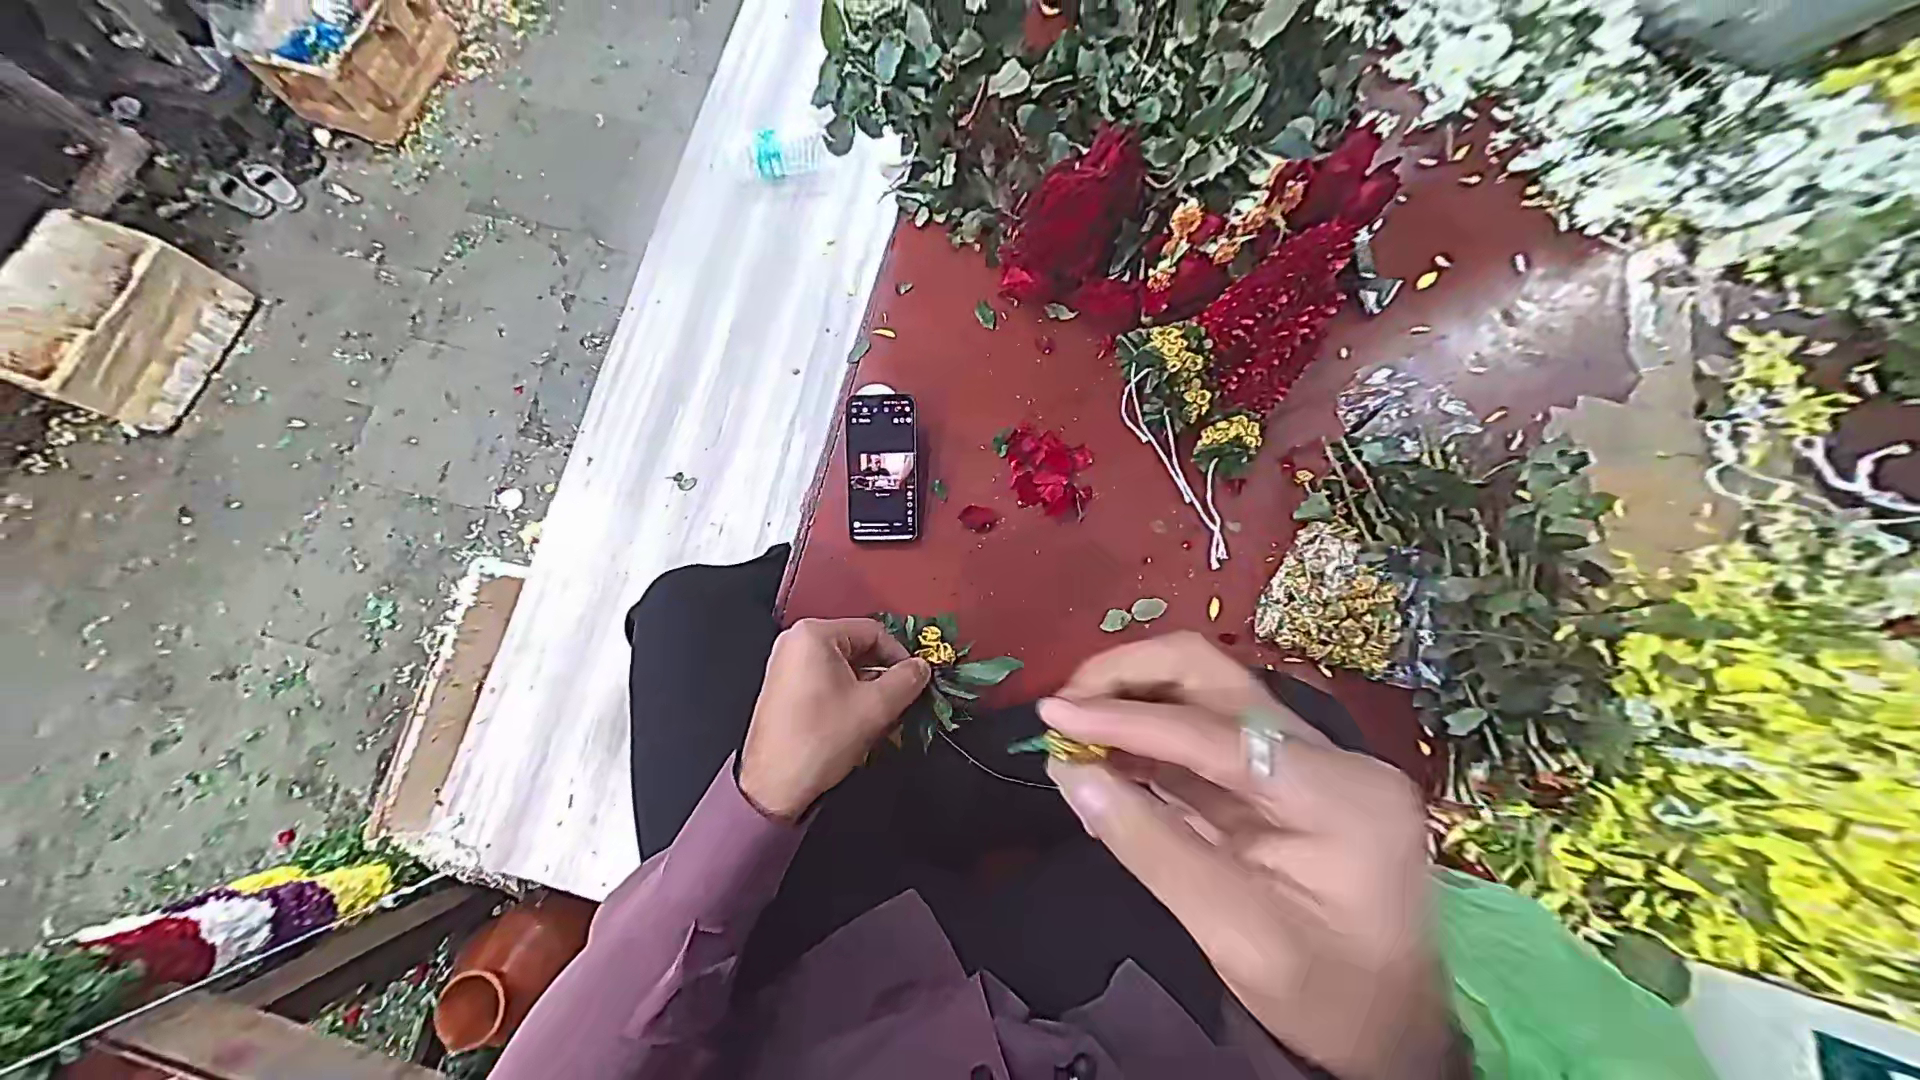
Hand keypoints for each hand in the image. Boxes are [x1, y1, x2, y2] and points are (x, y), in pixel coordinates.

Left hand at [739, 618, 929, 820]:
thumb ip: (907, 680)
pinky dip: (849, 698)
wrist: (772, 787)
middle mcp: (797, 642)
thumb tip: (922, 667)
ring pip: (846, 669)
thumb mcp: (876, 707)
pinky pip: (828, 682)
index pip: (874, 632)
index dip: (901, 657)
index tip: (915, 681)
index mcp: (814, 635)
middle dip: (884, 677)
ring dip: (869, 691)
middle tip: (902, 702)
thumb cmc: (819, 740)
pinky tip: (860, 724)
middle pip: (859, 649)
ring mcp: (788, 666)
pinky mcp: (786, 689)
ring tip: (883, 720)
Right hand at [1040, 633, 1448, 1079]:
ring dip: (1131, 692)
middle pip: (1212, 673)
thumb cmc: (1326, 999)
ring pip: (1202, 685)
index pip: (1213, 733)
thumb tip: (1069, 769)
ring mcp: (1305, 754)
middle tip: (1066, 704)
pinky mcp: (1276, 766)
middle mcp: (1328, 754)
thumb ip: (1146, 844)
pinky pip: (1199, 725)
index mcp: (1340, 796)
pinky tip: (1106, 748)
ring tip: (1075, 722)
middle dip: (1127, 675)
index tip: (1054, 713)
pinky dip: (1144, 729)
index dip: (1125, 718)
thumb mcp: (1232, 934)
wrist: (1388, 1032)